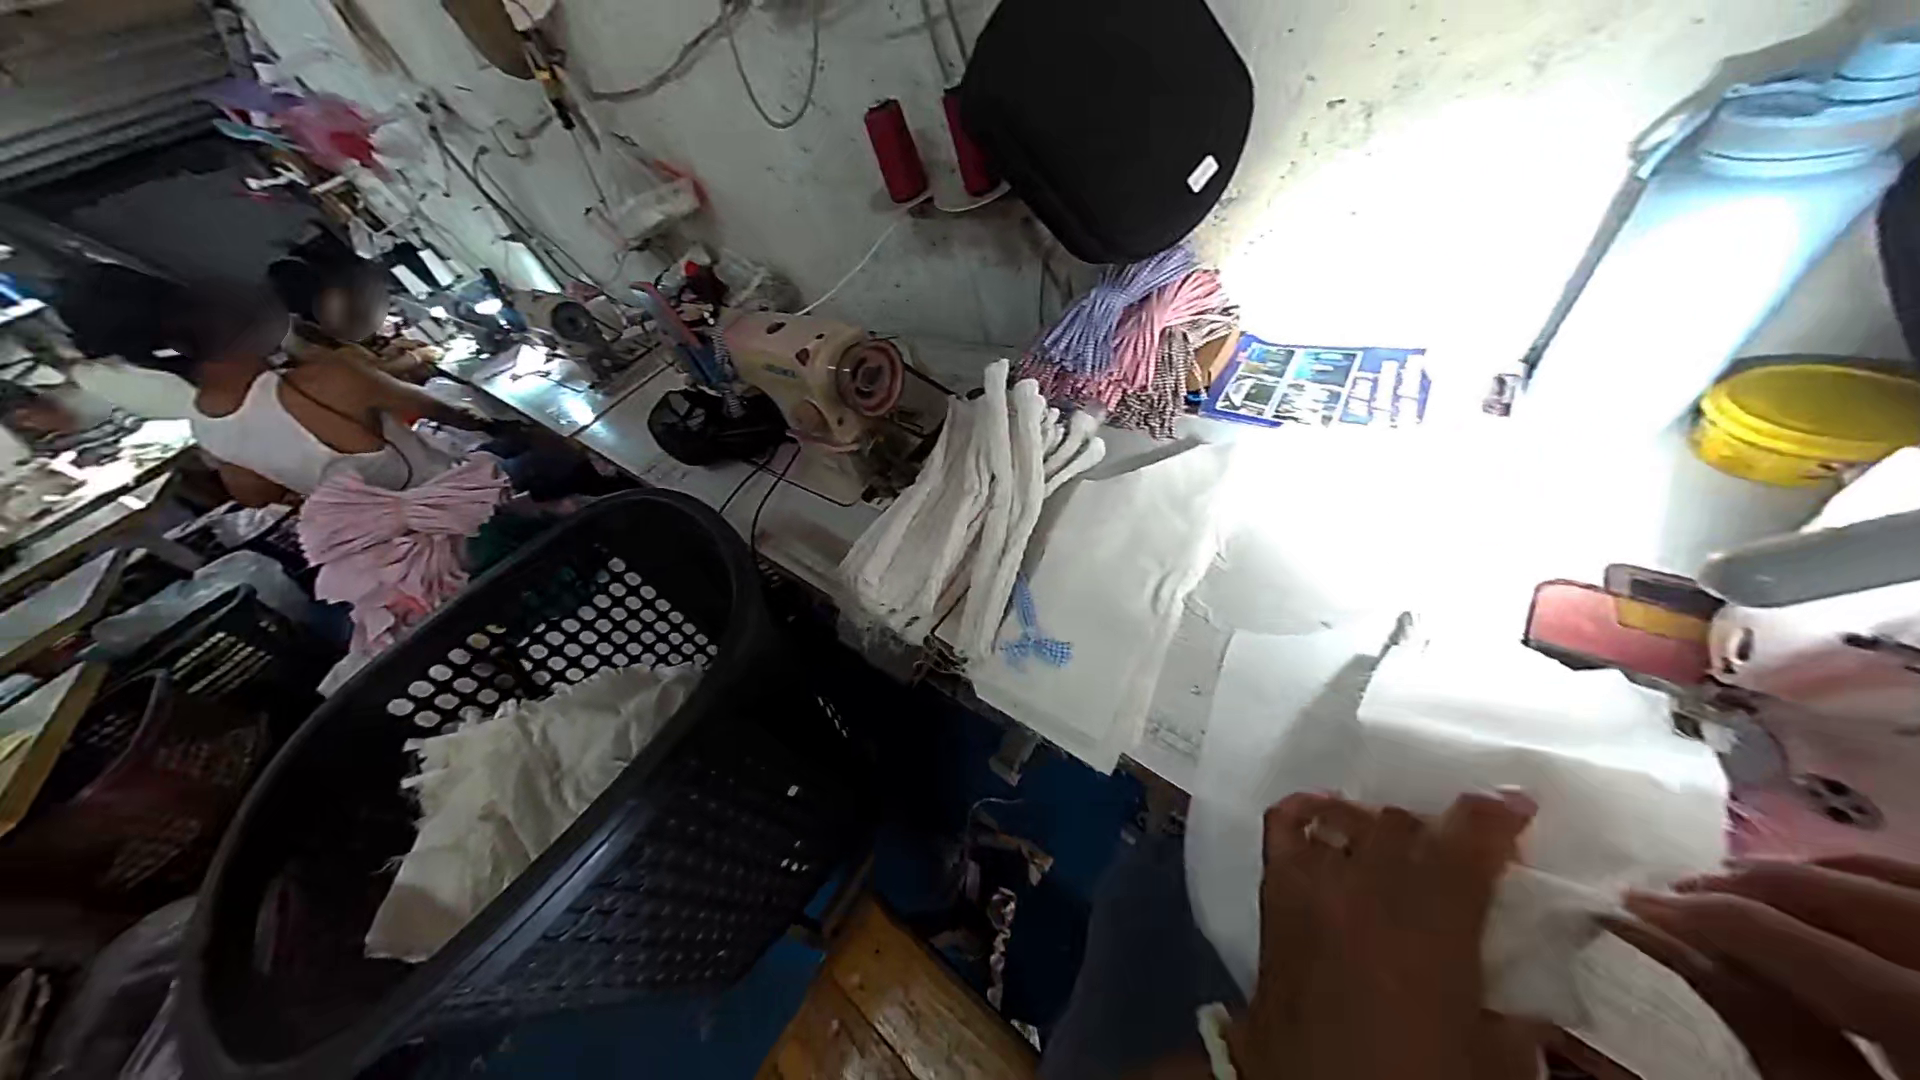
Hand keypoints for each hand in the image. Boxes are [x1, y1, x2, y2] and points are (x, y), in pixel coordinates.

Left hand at [1227, 791, 1541, 1079]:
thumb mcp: (1491, 1062)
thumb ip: (1518, 1016)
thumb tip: (1528, 985)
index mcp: (1428, 930)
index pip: (1462, 848)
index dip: (1492, 818)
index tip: (1515, 804)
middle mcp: (1365, 889)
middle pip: (1403, 825)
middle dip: (1441, 830)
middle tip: (1463, 851)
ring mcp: (1313, 881)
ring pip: (1352, 820)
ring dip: (1384, 824)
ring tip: (1404, 843)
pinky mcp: (1274, 887)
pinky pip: (1282, 824)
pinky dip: (1305, 807)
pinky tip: (1327, 808)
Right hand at [1609, 855, 1919, 1078]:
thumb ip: (1767, 1031)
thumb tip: (1655, 934)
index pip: (1793, 943)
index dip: (1701, 916)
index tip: (1632, 902)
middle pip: (1854, 900)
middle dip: (1751, 887)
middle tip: (1679, 893)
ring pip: (1904, 881)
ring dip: (1809, 875)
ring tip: (1740, 885)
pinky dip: (1877, 879)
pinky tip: (1826, 891)